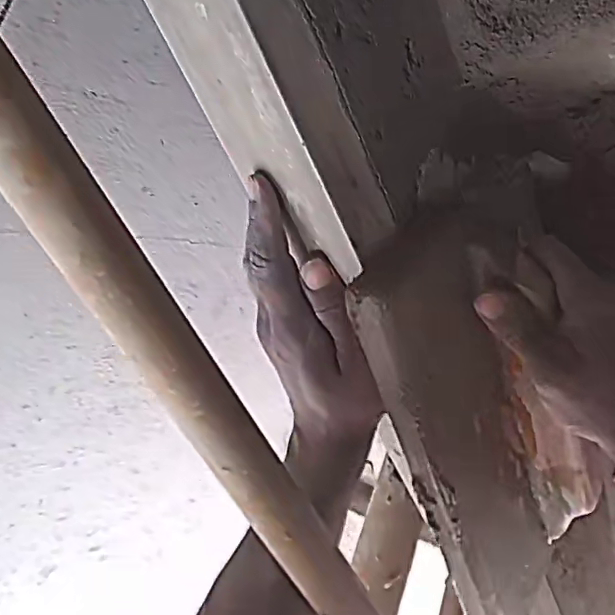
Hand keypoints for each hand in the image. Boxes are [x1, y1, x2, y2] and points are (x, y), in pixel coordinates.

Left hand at [244, 174, 382, 456]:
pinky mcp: (275, 326)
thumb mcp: (358, 361)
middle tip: (258, 179)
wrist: (326, 436)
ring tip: (265, 195)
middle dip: (257, 218)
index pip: (271, 267)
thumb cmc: (351, 402)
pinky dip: (269, 250)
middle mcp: (272, 322)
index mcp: (291, 328)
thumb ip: (336, 312)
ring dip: (260, 231)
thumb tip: (314, 264)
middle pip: (256, 261)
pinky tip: (279, 234)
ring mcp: (269, 325)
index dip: (264, 224)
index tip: (260, 187)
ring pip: (258, 269)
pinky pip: (267, 279)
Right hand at [474, 235, 614, 463]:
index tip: (490, 273)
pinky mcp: (603, 324)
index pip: (547, 247)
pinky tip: (531, 335)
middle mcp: (599, 289)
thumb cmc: (590, 397)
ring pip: (558, 283)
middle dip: (521, 276)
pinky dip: (546, 310)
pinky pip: (566, 301)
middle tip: (493, 302)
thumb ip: (516, 326)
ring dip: (532, 296)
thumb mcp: (546, 364)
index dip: (517, 253)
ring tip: (507, 320)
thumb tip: (483, 295)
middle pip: (552, 262)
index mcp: (587, 291)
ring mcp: (604, 306)